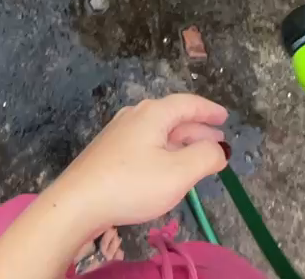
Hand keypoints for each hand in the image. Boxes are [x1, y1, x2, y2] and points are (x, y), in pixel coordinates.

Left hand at [41, 93, 229, 231]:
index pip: (187, 103)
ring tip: (201, 153)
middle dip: (198, 128)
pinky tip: (170, 165)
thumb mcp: (178, 173)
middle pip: (173, 116)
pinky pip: (148, 142)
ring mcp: (121, 132)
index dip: (208, 110)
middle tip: (220, 140)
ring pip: (160, 131)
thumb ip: (204, 158)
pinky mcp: (112, 150)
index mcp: (153, 113)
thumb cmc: (132, 184)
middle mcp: (136, 115)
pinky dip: (167, 149)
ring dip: (183, 140)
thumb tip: (218, 148)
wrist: (80, 200)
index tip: (225, 116)